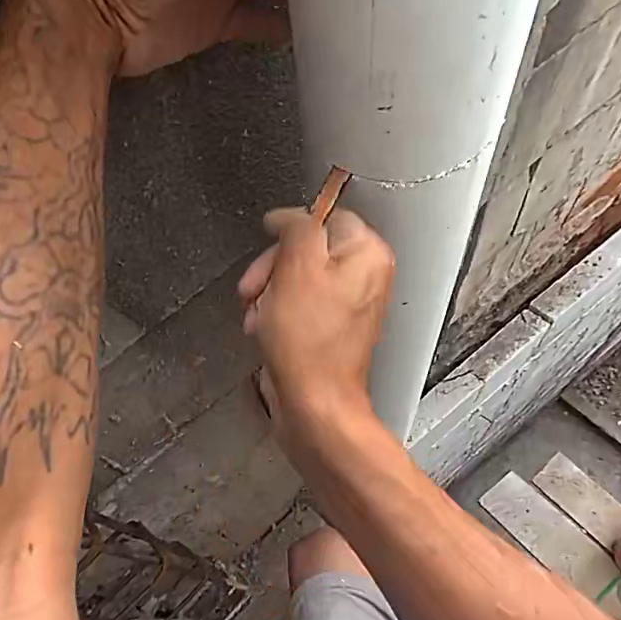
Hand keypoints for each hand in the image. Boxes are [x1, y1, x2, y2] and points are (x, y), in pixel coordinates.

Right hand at [238, 205, 395, 441]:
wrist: (312, 403)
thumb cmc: (308, 343)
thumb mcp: (296, 267)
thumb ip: (296, 228)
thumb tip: (287, 216)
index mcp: (366, 254)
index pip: (324, 216)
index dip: (289, 230)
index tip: (267, 243)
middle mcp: (363, 277)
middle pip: (306, 250)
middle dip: (272, 268)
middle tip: (254, 287)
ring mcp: (346, 306)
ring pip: (295, 279)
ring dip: (267, 293)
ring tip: (257, 315)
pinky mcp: (328, 330)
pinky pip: (296, 307)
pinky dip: (274, 314)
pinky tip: (262, 329)